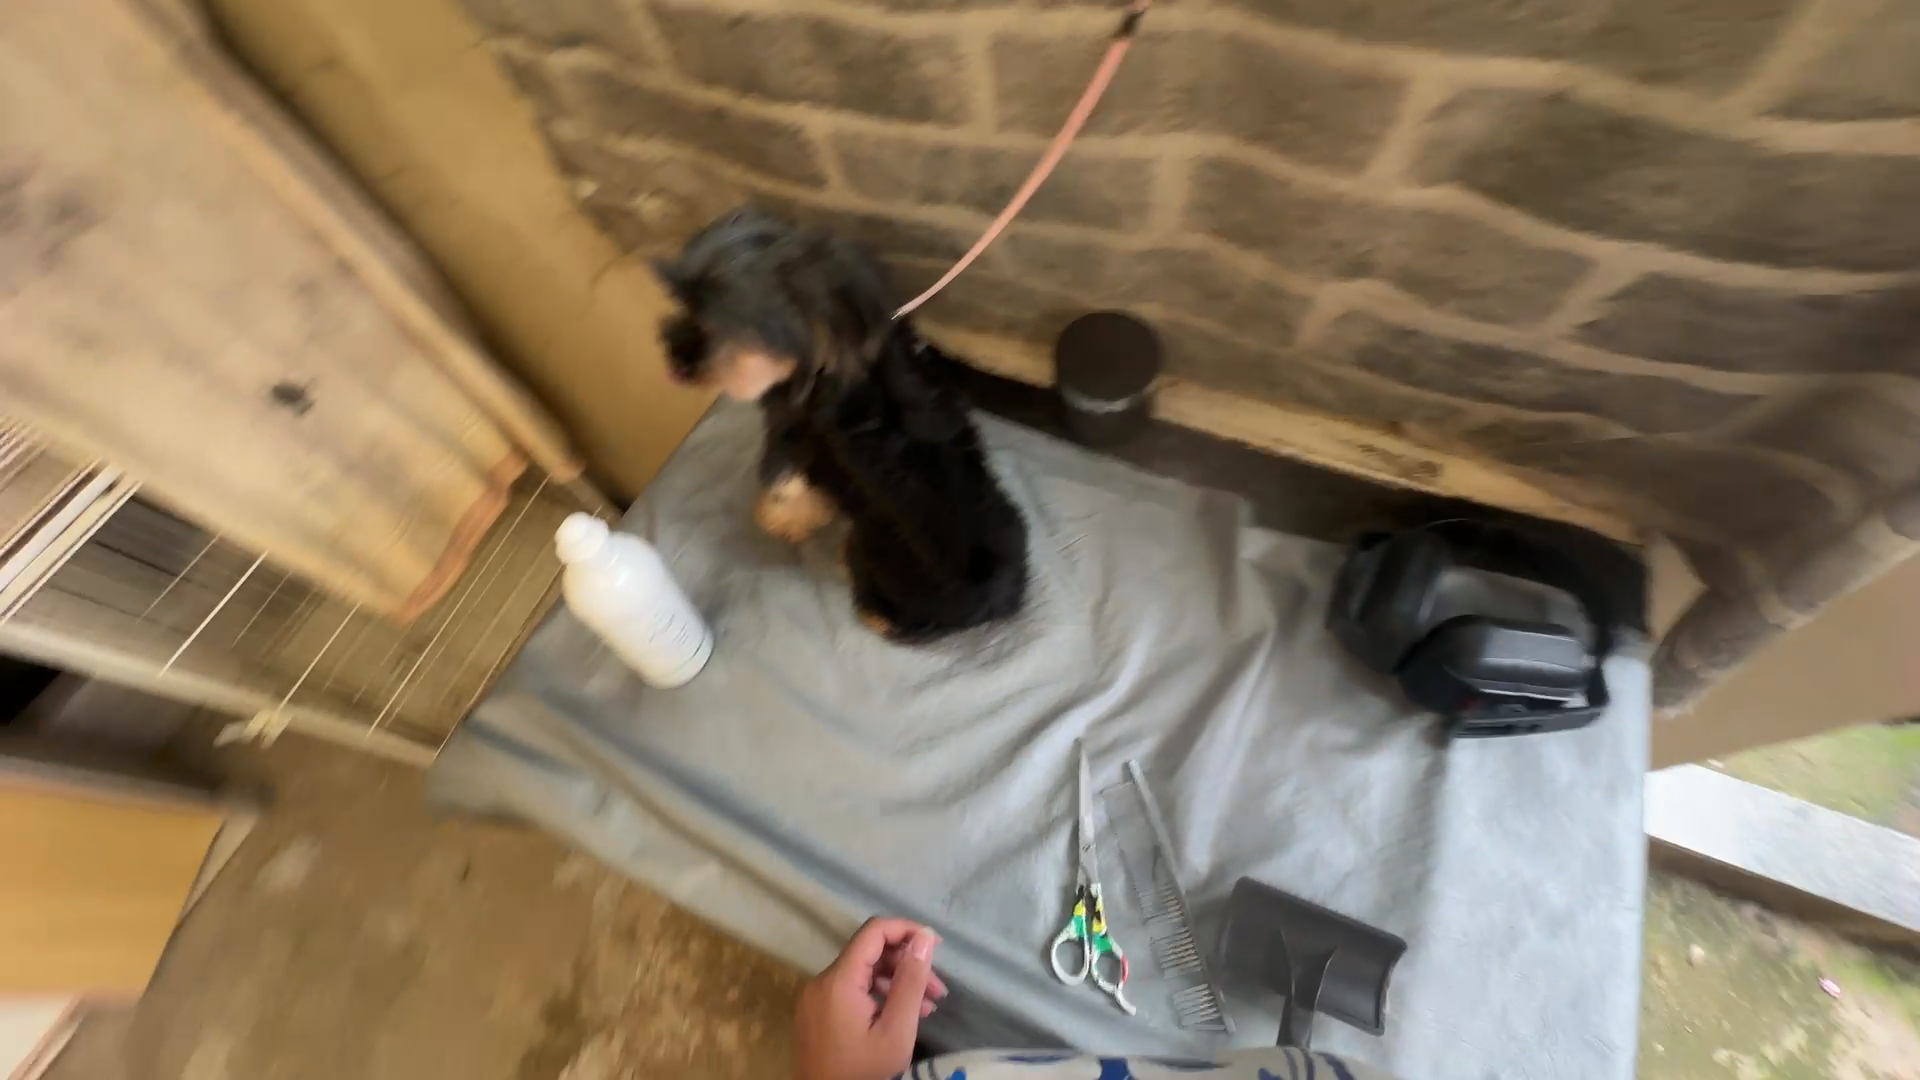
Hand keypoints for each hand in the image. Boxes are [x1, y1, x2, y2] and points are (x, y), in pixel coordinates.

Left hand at [794, 917, 948, 1079]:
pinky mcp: (818, 1014)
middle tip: (938, 989)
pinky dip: (879, 995)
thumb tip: (925, 937)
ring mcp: (817, 998)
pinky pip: (853, 990)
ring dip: (897, 981)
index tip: (935, 944)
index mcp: (838, 980)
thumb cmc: (863, 1075)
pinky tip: (903, 1014)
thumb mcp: (896, 1032)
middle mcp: (823, 980)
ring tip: (929, 1005)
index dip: (907, 929)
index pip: (874, 931)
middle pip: (871, 952)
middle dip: (907, 963)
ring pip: (864, 972)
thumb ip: (911, 981)